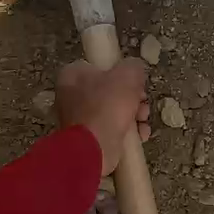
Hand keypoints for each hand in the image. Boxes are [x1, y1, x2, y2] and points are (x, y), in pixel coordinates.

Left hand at [55, 59, 150, 174]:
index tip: (136, 82)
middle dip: (132, 98)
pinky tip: (140, 136)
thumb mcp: (127, 75)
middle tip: (142, 103)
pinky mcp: (87, 138)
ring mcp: (77, 119)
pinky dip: (127, 132)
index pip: (99, 67)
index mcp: (73, 75)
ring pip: (113, 112)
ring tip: (143, 121)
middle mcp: (70, 96)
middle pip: (110, 91)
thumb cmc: (107, 105)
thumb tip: (135, 70)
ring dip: (134, 116)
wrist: (94, 147)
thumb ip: (133, 66)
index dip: (121, 73)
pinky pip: (111, 130)